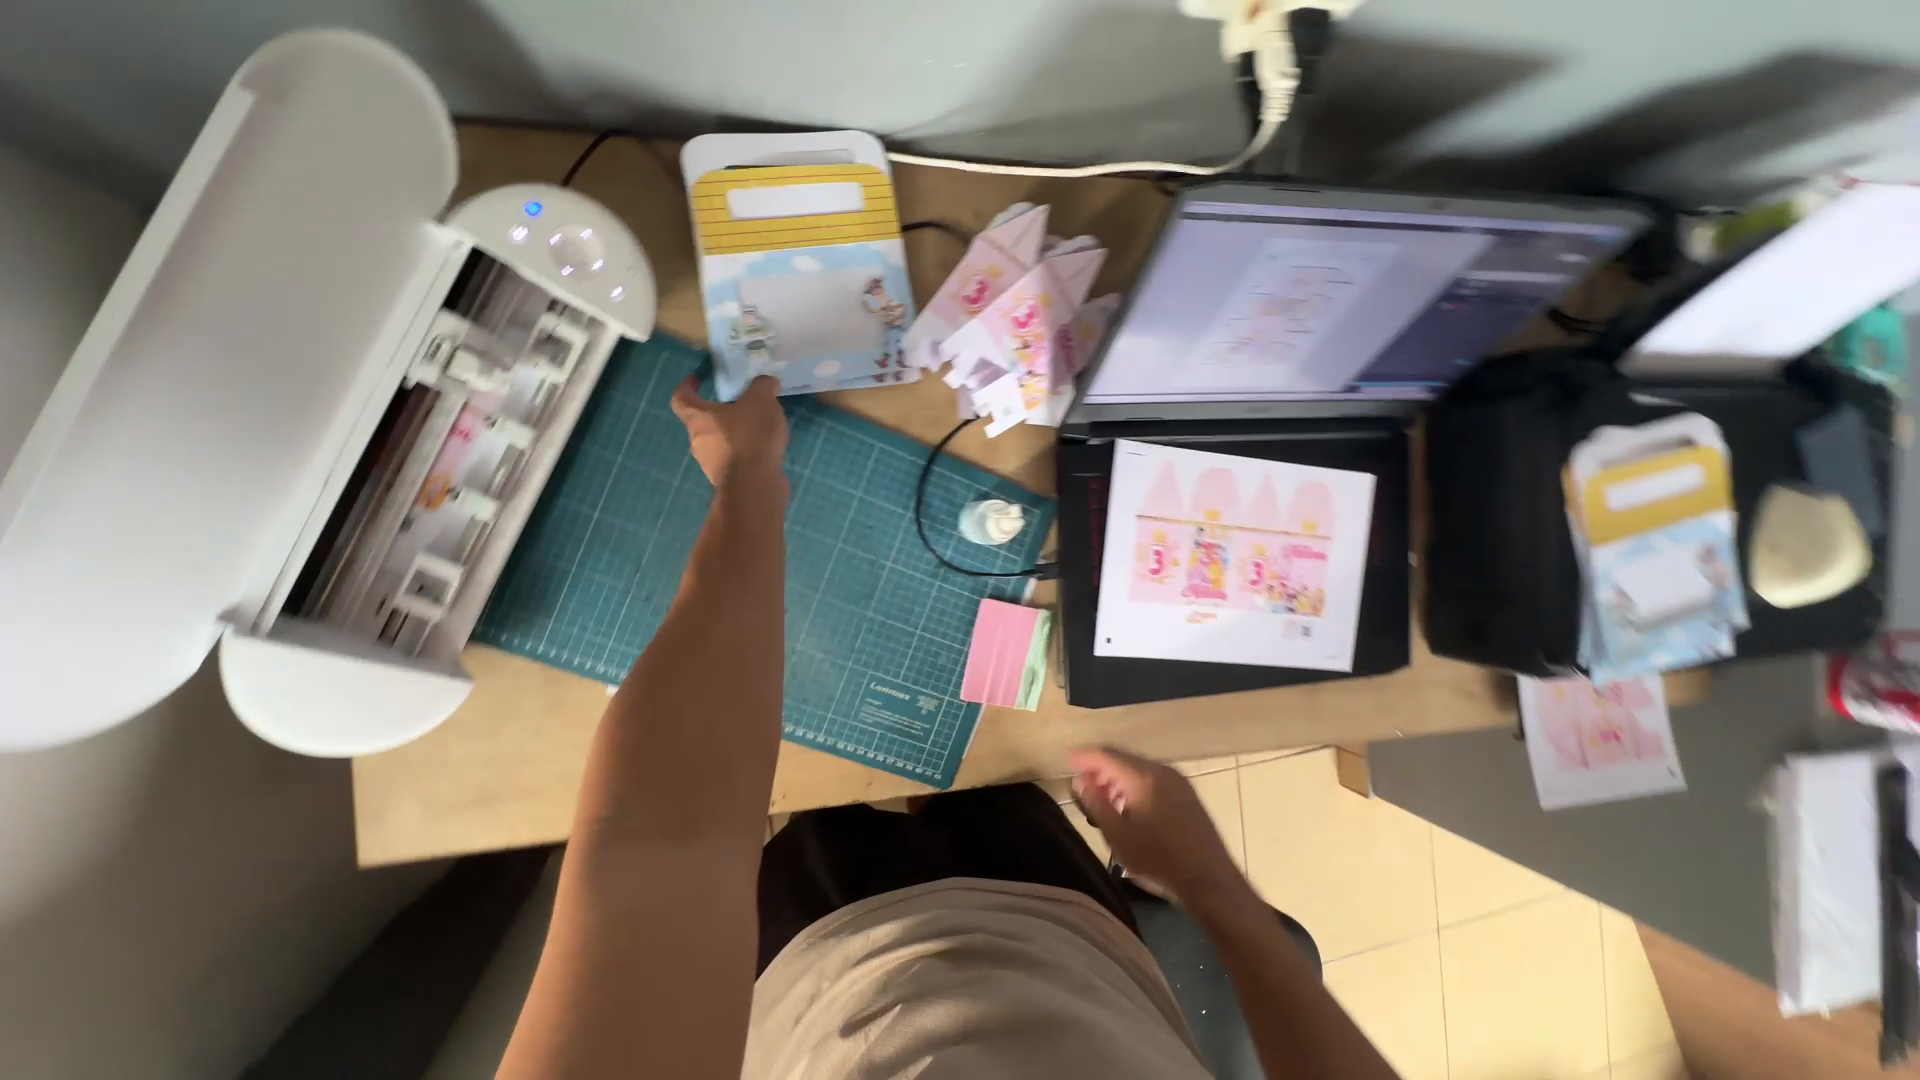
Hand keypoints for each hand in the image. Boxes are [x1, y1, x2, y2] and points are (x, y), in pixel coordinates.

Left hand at [670, 375, 787, 489]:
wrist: (754, 485)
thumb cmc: (750, 437)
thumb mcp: (761, 401)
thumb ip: (762, 387)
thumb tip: (766, 382)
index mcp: (698, 418)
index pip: (681, 397)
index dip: (687, 386)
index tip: (697, 378)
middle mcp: (699, 441)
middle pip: (702, 422)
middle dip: (719, 412)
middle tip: (740, 404)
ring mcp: (712, 464)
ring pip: (719, 443)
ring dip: (733, 434)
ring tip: (757, 428)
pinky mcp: (728, 480)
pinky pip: (734, 460)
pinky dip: (745, 453)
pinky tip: (764, 450)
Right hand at [1069, 746, 1253, 912]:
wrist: (1211, 881)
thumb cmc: (1160, 861)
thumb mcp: (1119, 837)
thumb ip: (1096, 803)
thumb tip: (1080, 780)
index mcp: (1143, 777)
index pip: (1106, 755)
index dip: (1084, 757)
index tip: (1067, 760)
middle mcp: (1162, 770)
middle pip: (1124, 759)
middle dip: (1100, 767)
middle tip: (1082, 782)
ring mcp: (1178, 781)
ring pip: (1139, 768)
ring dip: (1118, 777)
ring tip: (1103, 797)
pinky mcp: (1187, 794)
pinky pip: (1153, 778)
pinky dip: (1135, 784)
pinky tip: (1128, 805)